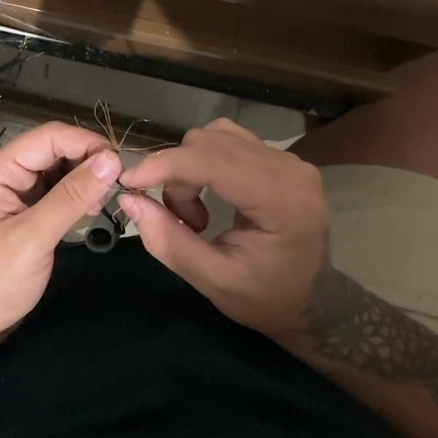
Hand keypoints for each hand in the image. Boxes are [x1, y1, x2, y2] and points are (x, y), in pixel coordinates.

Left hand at [0, 122, 122, 349]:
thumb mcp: (35, 238)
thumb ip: (72, 197)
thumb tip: (112, 159)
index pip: (48, 136)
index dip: (87, 143)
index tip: (122, 165)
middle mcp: (5, 171)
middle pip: (56, 148)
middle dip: (89, 161)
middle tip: (120, 185)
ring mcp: (15, 190)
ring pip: (61, 168)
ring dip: (86, 178)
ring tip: (108, 199)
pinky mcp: (26, 208)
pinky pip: (58, 189)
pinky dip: (78, 195)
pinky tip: (93, 208)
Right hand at [116, 118, 326, 337]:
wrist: (309, 300)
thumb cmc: (263, 297)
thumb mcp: (211, 281)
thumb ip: (168, 241)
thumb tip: (129, 199)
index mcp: (282, 204)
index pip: (214, 162)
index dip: (166, 166)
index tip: (128, 182)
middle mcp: (290, 171)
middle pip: (209, 143)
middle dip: (176, 177)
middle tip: (178, 221)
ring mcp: (289, 160)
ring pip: (215, 137)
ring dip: (188, 169)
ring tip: (195, 213)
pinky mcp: (280, 158)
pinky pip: (228, 141)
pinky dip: (203, 162)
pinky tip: (208, 194)